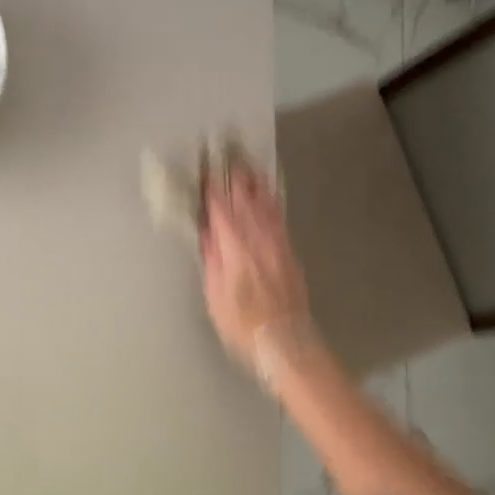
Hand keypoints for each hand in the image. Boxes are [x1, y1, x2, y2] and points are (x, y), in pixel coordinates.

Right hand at [199, 153, 312, 378]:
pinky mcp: (289, 251)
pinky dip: (272, 201)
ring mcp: (277, 242)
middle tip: (228, 156)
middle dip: (235, 177)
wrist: (284, 339)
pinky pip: (279, 217)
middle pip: (246, 199)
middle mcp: (258, 237)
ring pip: (266, 204)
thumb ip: (213, 259)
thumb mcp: (215, 294)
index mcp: (234, 247)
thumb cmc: (242, 323)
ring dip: (256, 183)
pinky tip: (269, 194)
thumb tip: (208, 233)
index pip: (221, 208)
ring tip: (249, 165)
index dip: (212, 188)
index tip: (204, 170)